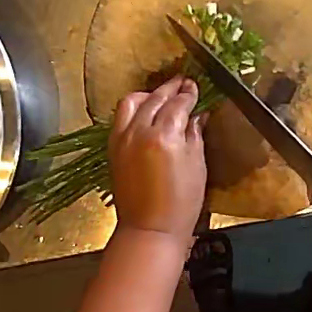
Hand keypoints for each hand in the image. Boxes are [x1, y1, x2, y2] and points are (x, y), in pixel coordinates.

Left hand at [109, 76, 205, 238]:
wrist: (151, 229)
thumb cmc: (181, 204)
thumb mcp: (197, 167)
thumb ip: (194, 136)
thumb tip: (196, 116)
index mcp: (164, 136)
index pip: (177, 104)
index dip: (188, 94)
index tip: (195, 87)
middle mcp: (139, 132)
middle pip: (155, 99)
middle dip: (170, 89)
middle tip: (182, 82)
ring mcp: (123, 139)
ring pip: (132, 103)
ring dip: (148, 95)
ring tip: (161, 95)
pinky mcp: (113, 149)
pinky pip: (121, 118)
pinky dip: (134, 109)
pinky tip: (144, 112)